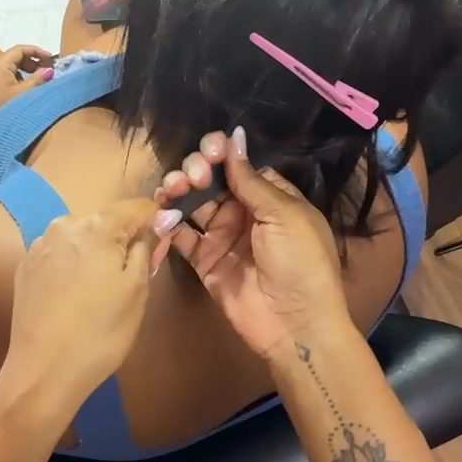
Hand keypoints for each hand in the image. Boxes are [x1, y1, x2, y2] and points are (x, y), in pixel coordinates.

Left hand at [0, 45, 54, 120]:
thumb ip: (37, 80)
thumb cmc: (0, 109)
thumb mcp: (22, 94)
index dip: (37, 51)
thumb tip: (48, 70)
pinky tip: (22, 93)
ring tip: (37, 84)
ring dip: (25, 73)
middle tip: (46, 72)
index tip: (51, 59)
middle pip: (14, 58)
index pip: (20, 49)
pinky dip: (16, 80)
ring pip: (9, 69)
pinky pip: (3, 78)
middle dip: (32, 63)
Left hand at [0, 198, 161, 432]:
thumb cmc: (100, 332)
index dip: (155, 221)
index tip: (163, 242)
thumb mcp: (137, 291)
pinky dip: (72, 267)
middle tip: (132, 279)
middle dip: (122, 241)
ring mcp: (40, 245)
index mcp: (97, 226)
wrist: (43, 371)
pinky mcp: (25, 267)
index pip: (136, 207)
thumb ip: (147, 248)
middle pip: (106, 222)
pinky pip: (60, 256)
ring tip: (100, 292)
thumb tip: (160, 220)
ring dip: (96, 254)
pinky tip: (74, 297)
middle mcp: (65, 225)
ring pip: (81, 238)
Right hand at [153, 129, 353, 357]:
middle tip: (192, 177)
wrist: (295, 324)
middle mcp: (244, 213)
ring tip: (171, 190)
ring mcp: (222, 237)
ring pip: (192, 205)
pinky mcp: (204, 261)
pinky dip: (168, 224)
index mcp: (271, 198)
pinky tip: (161, 215)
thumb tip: (235, 137)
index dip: (221, 154)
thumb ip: (251, 179)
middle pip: (211, 181)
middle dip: (196, 170)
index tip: (209, 149)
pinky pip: (181, 237)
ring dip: (178, 191)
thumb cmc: (301, 263)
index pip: (238, 166)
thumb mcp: (284, 215)